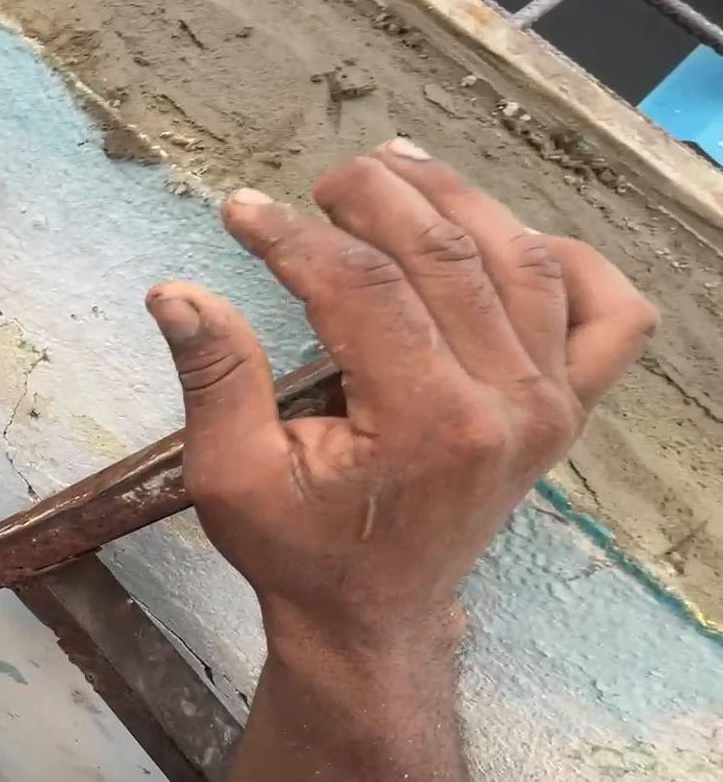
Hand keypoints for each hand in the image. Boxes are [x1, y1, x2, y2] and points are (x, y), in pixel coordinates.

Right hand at [146, 139, 655, 662]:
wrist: (367, 613)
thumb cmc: (290, 547)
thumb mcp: (226, 472)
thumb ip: (213, 377)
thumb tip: (173, 295)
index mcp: (424, 421)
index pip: (362, 289)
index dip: (294, 238)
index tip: (241, 209)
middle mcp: (509, 403)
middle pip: (451, 259)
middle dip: (380, 201)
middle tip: (321, 178)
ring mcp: (552, 404)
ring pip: (526, 265)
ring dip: (461, 205)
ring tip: (399, 169)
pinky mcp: (564, 410)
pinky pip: (608, 316)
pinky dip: (572, 263)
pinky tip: (518, 238)